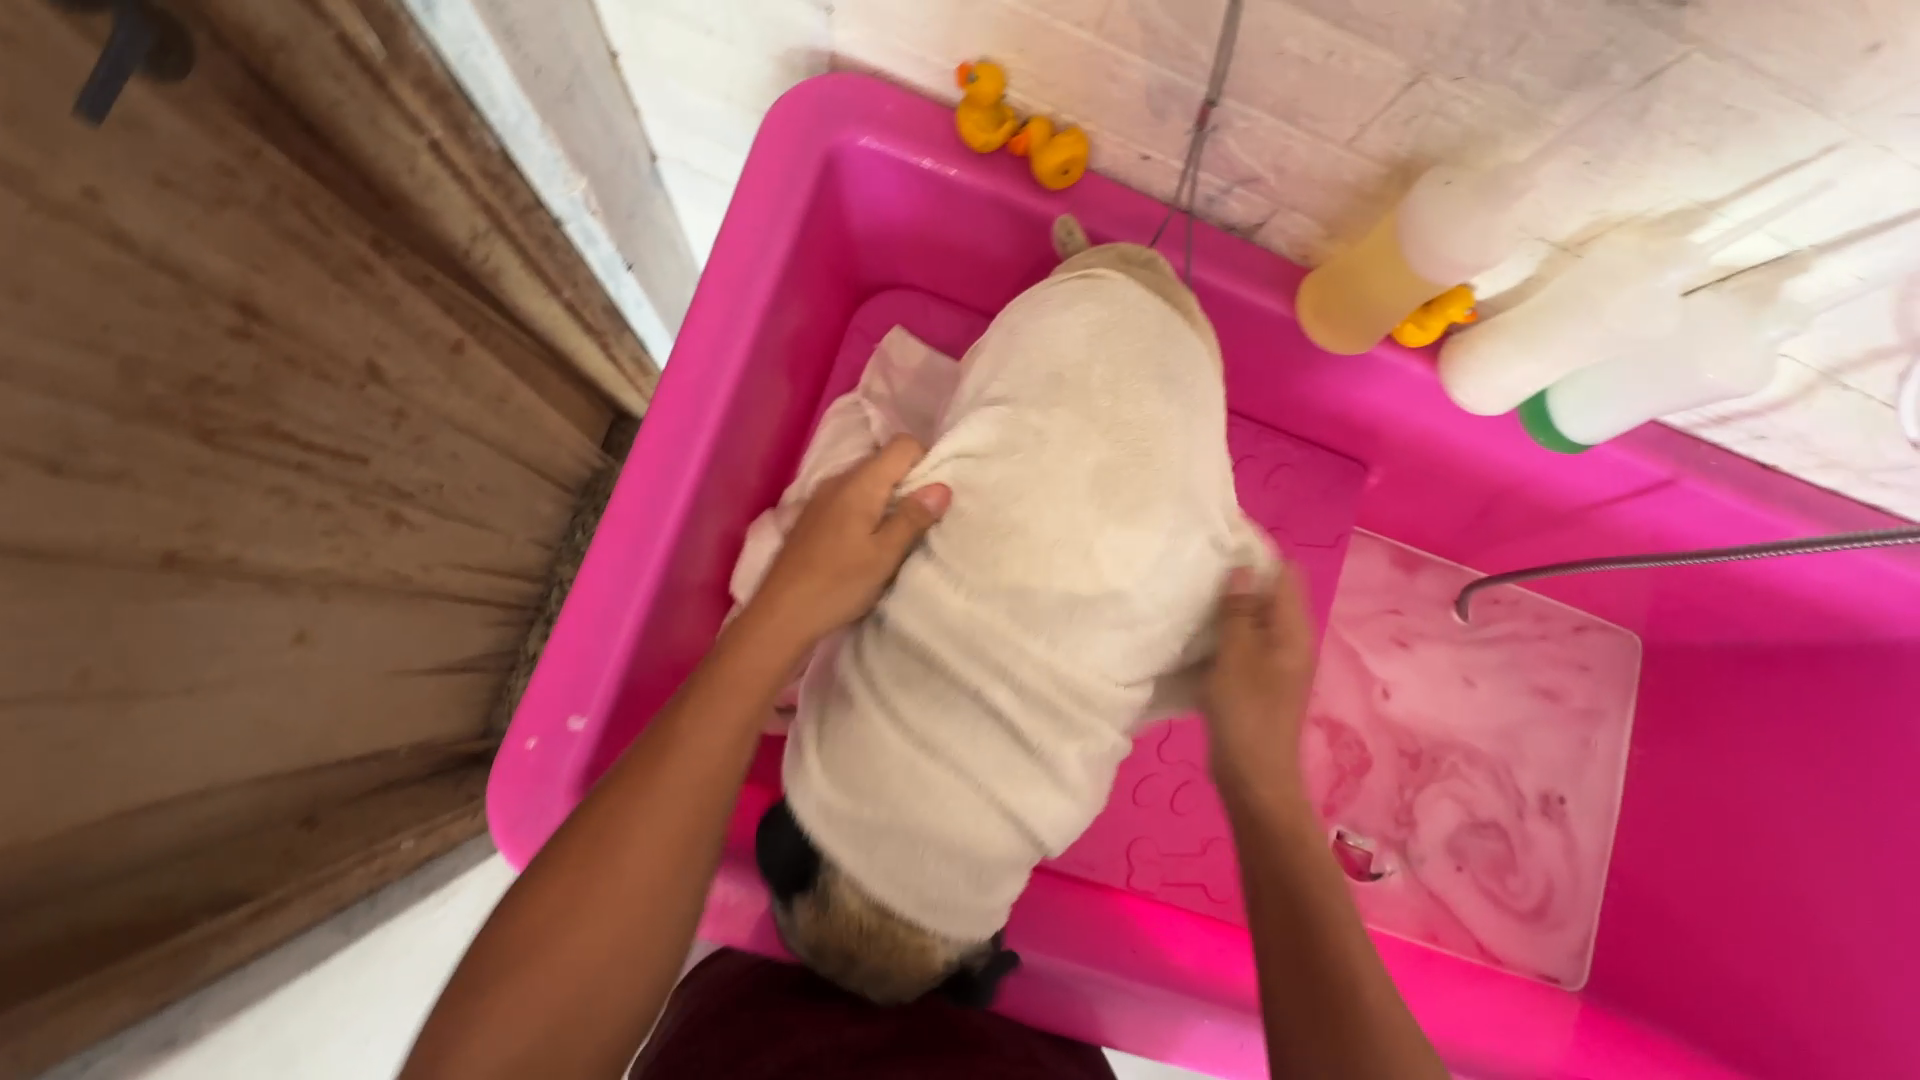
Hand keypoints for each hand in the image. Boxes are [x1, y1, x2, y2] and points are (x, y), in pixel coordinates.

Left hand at [747, 436, 951, 646]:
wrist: (781, 613)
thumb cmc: (839, 584)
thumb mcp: (885, 555)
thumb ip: (913, 517)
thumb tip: (943, 486)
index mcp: (860, 484)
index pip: (902, 444)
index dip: (926, 460)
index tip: (936, 495)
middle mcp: (838, 480)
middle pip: (884, 461)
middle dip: (910, 481)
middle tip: (924, 518)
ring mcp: (822, 498)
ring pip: (867, 481)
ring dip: (889, 498)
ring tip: (900, 532)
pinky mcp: (813, 516)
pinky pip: (850, 498)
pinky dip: (868, 509)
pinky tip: (869, 541)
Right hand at [1203, 564, 1317, 796]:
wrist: (1254, 778)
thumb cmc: (1246, 714)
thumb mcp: (1236, 657)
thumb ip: (1238, 611)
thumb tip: (1242, 566)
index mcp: (1293, 631)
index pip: (1284, 573)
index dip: (1256, 553)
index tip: (1218, 540)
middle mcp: (1290, 640)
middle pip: (1268, 593)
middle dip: (1237, 578)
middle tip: (1196, 567)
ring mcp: (1275, 662)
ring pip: (1252, 618)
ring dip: (1226, 607)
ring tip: (1190, 594)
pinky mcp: (1257, 680)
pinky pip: (1242, 642)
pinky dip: (1222, 633)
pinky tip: (1194, 633)